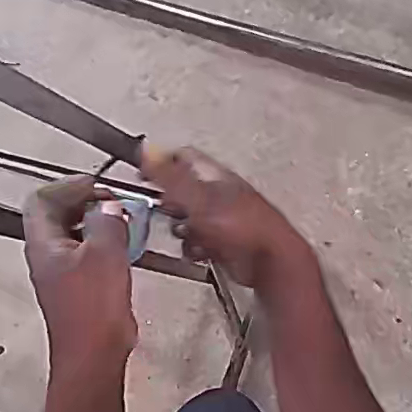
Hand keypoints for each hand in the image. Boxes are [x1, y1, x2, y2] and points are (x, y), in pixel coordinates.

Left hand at [24, 177, 136, 366]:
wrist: (95, 353)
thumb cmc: (93, 309)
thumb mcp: (105, 253)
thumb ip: (107, 221)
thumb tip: (110, 206)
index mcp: (43, 244)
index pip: (41, 199)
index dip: (68, 186)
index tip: (97, 186)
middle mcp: (47, 255)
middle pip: (57, 214)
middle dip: (87, 201)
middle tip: (114, 201)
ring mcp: (63, 271)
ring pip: (76, 232)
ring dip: (99, 221)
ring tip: (124, 219)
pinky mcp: (80, 284)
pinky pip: (89, 251)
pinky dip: (106, 240)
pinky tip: (126, 244)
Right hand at [140, 145, 311, 288]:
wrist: (268, 261)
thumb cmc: (243, 225)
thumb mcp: (198, 197)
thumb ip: (170, 176)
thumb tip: (146, 150)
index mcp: (215, 175)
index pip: (182, 158)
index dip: (161, 162)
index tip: (143, 175)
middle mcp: (218, 194)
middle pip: (181, 191)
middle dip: (171, 205)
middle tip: (172, 212)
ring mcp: (221, 218)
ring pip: (187, 220)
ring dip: (184, 230)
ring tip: (193, 235)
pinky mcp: (222, 242)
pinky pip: (197, 241)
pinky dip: (195, 247)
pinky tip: (202, 252)